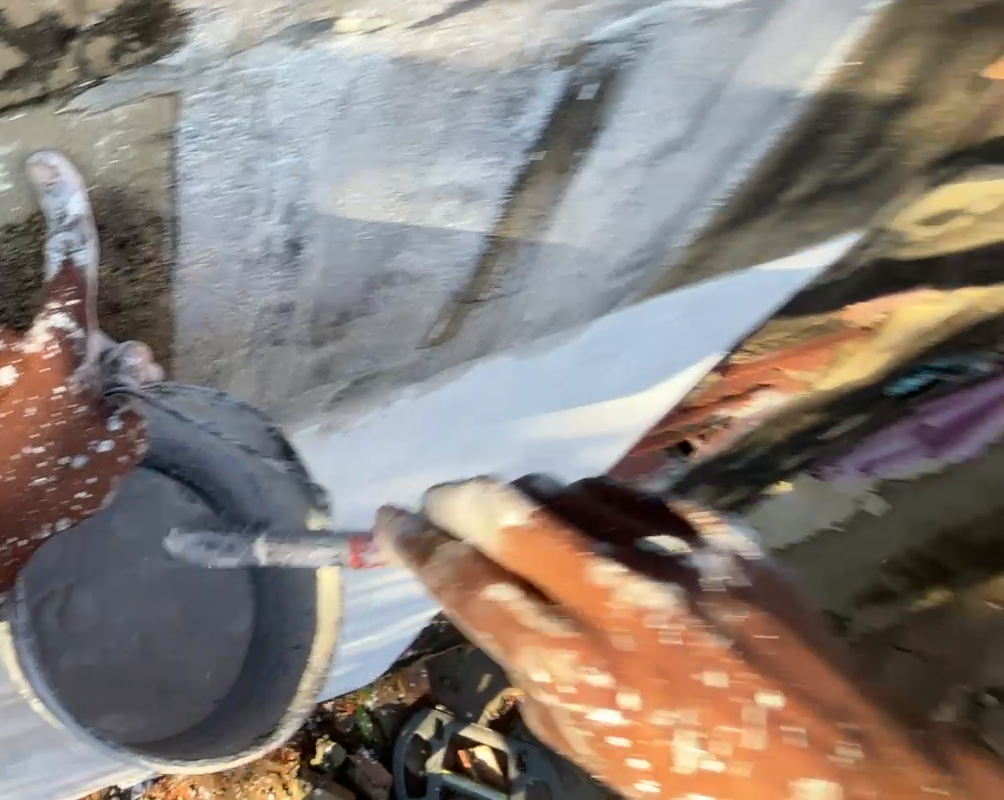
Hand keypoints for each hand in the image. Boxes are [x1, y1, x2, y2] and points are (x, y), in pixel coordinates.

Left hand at [0, 151, 161, 556]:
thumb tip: (129, 365)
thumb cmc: (56, 480)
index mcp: (54, 343)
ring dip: (61, 384)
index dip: (67, 212)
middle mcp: (13, 342)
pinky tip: (39, 444)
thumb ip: (129, 393)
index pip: (71, 268)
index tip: (45, 163)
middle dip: (90, 359)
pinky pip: (17, 382)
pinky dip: (34, 400)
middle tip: (104, 409)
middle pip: (66, 332)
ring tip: (67, 439)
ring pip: (41, 360)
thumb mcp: (118, 441)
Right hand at [376, 476, 1003, 799]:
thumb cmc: (708, 785)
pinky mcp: (730, 547)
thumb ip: (531, 672)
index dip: (415, 543)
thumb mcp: (596, 751)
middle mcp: (617, 605)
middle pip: (504, 515)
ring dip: (525, 498)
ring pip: (563, 491)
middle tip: (442, 503)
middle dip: (455, 500)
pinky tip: (595, 516)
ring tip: (524, 516)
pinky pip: (637, 493)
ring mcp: (678, 567)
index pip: (465, 581)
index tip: (388, 518)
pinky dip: (598, 500)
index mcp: (577, 669)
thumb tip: (489, 606)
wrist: (873, 792)